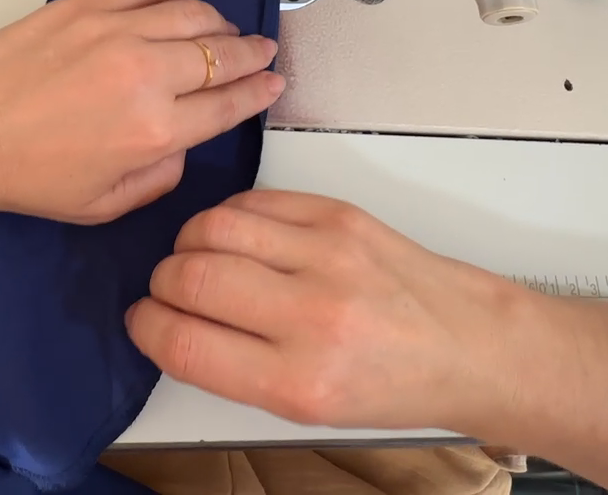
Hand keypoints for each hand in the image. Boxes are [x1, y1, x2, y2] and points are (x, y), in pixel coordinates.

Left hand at [0, 0, 281, 224]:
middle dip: (252, 53)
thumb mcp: (103, 206)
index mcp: (156, 130)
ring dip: (219, 20)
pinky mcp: (89, 3)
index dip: (259, 91)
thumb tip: (182, 141)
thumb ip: (159, 178)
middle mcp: (149, 73)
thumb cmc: (28, 177)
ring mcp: (118, 29)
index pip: (228, 104)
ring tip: (226, 28)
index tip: (275, 81)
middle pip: (221, 53)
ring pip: (193, 13)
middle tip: (263, 51)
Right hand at [126, 190, 532, 433]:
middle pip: (191, 275)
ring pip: (213, 225)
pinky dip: (227, 217)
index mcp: (300, 381)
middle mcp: (311, 313)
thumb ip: (233, 365)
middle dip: (162, 281)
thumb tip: (171, 320)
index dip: (146, 325)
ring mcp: (325, 251)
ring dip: (188, 241)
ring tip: (197, 256)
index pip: (185, 342)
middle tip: (168, 288)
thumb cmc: (388, 385)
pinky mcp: (335, 211)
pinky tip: (235, 236)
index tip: (143, 319)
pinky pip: (251, 201)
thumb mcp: (307, 406)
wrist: (465, 342)